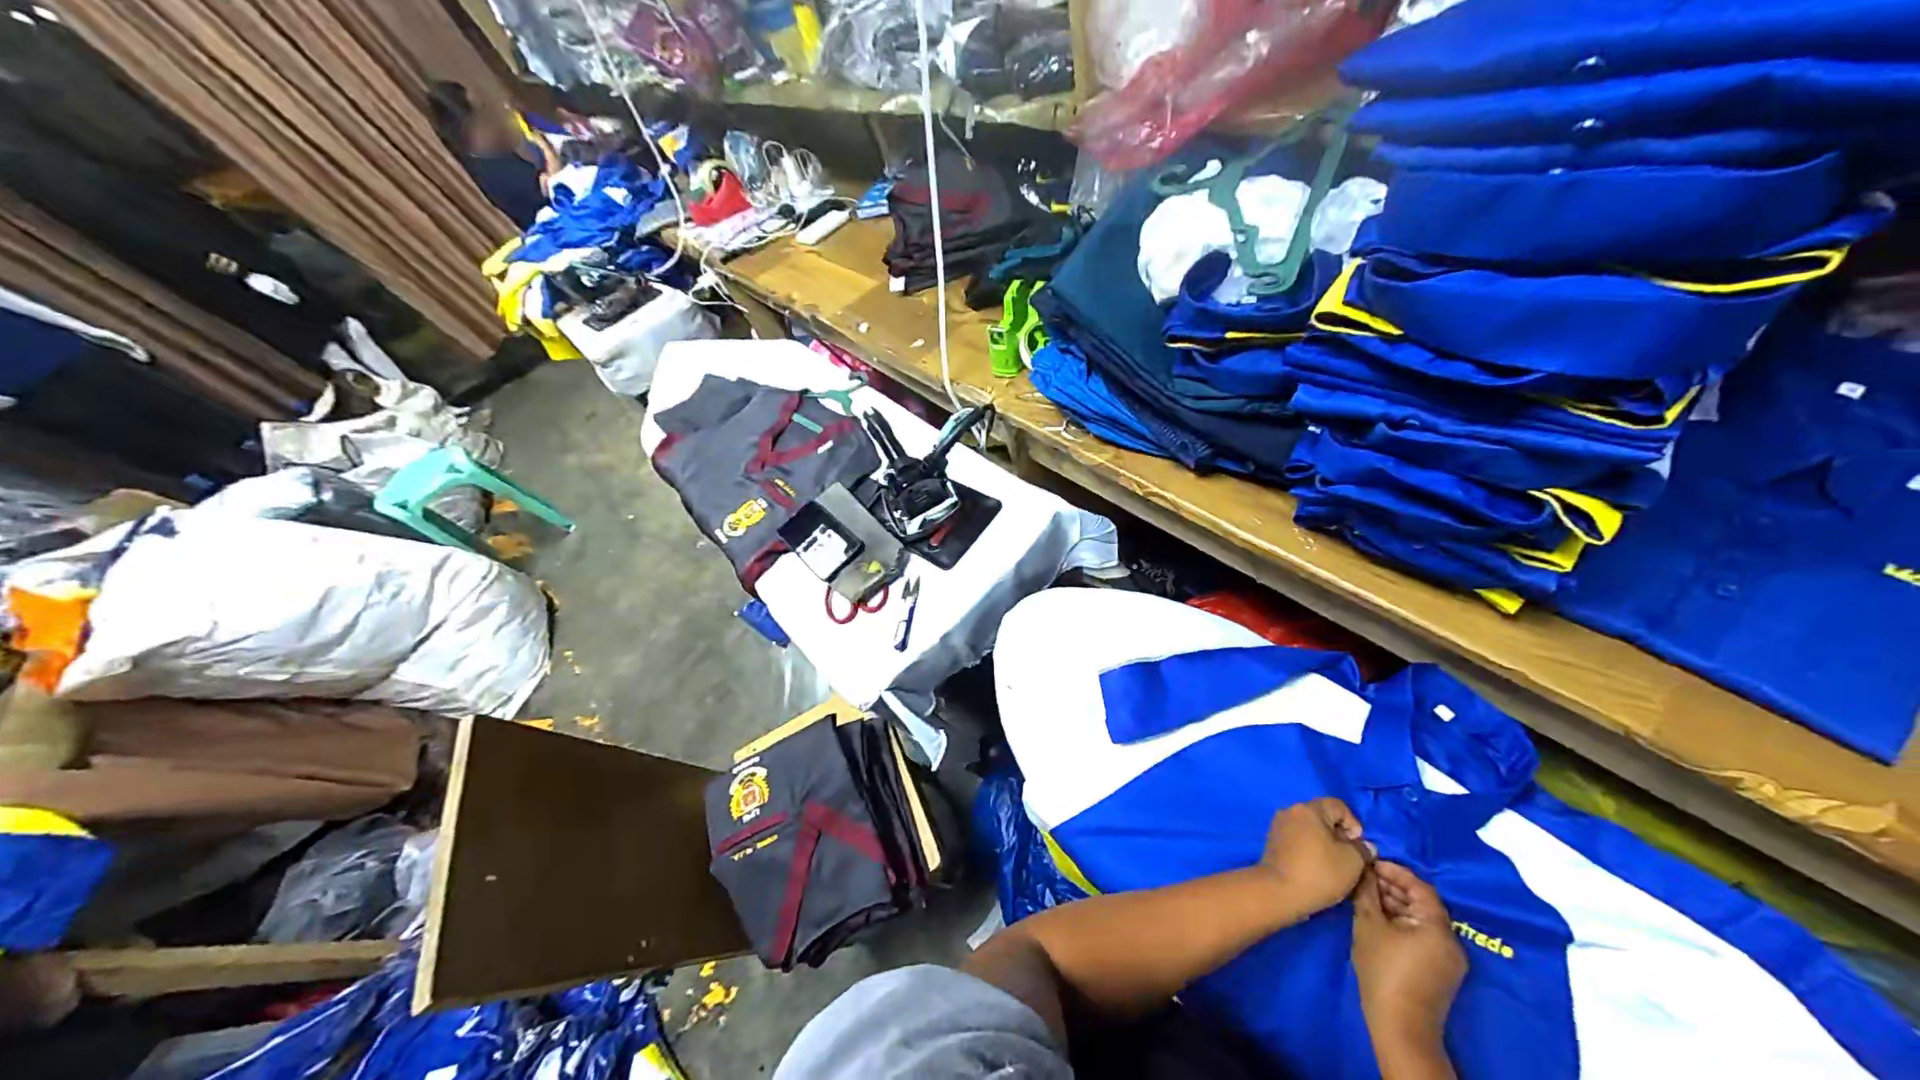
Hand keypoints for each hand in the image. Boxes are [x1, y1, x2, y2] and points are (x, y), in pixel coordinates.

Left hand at [1258, 798, 1373, 915]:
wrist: (1280, 891)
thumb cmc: (1320, 872)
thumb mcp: (1352, 861)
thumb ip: (1362, 849)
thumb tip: (1364, 845)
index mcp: (1307, 809)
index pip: (1337, 806)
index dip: (1353, 823)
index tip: (1358, 845)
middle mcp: (1290, 811)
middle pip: (1322, 816)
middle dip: (1340, 834)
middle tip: (1349, 857)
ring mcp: (1278, 826)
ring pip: (1310, 828)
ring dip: (1325, 842)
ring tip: (1335, 864)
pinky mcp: (1273, 841)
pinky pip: (1298, 838)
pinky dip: (1311, 848)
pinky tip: (1317, 867)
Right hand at [1352, 862, 1465, 1058]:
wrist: (1400, 1025)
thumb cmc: (1382, 969)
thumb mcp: (1368, 924)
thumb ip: (1366, 892)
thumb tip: (1364, 870)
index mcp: (1438, 927)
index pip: (1420, 887)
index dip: (1394, 871)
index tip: (1370, 862)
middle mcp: (1451, 940)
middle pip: (1423, 903)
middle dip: (1393, 887)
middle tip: (1365, 878)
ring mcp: (1449, 958)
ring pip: (1422, 920)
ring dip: (1397, 905)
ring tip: (1368, 896)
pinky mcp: (1442, 971)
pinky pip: (1424, 936)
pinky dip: (1404, 923)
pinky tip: (1381, 921)